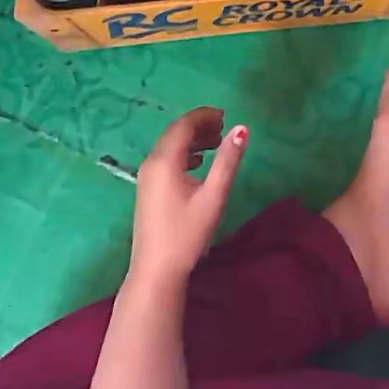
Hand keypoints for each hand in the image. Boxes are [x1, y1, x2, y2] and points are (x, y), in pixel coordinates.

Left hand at [128, 107, 247, 286]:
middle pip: (175, 132)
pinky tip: (198, 162)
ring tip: (217, 142)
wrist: (156, 272)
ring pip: (170, 145)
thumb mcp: (213, 197)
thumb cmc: (187, 234)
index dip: (204, 116)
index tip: (225, 116)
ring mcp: (147, 176)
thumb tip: (242, 129)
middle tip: (224, 127)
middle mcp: (152, 162)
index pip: (184, 125)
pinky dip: (184, 152)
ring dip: (192, 139)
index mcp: (165, 160)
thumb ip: (228, 161)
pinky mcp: (148, 188)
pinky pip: (166, 158)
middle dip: (199, 125)